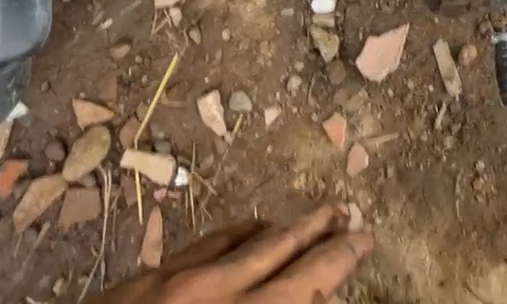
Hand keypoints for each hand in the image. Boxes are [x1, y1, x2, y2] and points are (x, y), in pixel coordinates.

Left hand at [96, 205, 372, 302]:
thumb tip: (315, 302)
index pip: (311, 279)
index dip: (344, 256)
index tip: (367, 238)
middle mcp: (218, 291)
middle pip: (283, 246)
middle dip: (321, 229)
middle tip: (348, 212)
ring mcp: (175, 280)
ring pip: (246, 237)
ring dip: (282, 226)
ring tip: (306, 218)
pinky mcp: (140, 280)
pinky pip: (204, 242)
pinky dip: (237, 233)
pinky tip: (244, 232)